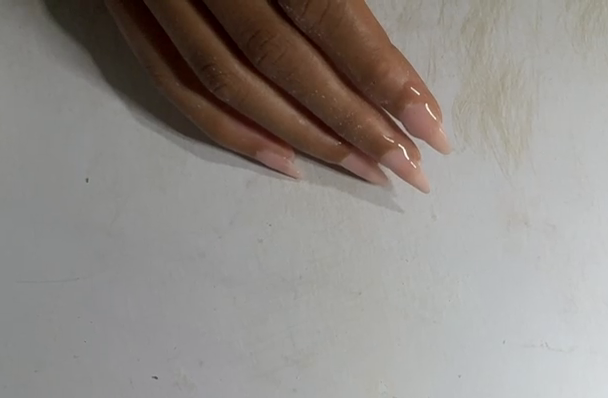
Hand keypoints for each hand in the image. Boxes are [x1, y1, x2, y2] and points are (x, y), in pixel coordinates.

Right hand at [105, 0, 448, 190]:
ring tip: (367, 171)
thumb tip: (392, 65)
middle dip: (356, 124)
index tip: (434, 129)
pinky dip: (232, 131)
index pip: (327, 14)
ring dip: (306, 138)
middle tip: (411, 168)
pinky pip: (173, 81)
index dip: (384, 78)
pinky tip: (287, 163)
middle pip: (282, 59)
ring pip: (231, 80)